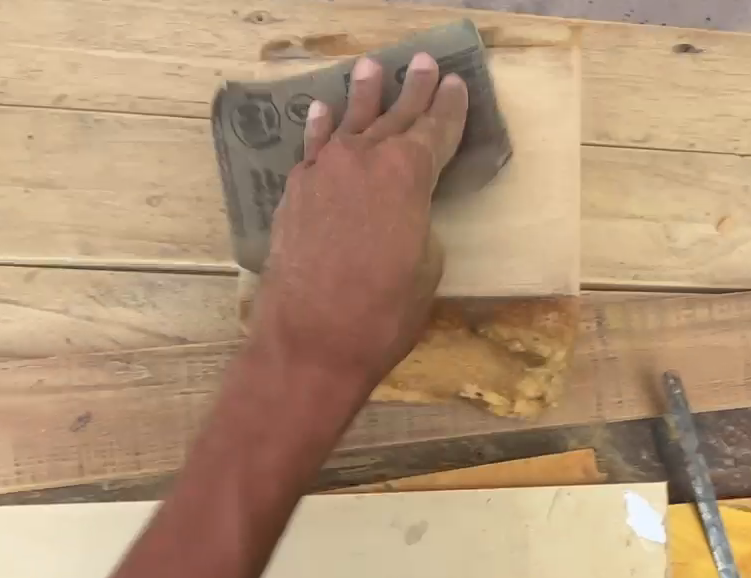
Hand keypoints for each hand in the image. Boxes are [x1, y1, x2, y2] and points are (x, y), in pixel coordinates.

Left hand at [245, 52, 469, 401]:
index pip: (436, 130)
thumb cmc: (382, 316)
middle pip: (394, 117)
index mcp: (408, 174)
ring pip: (348, 122)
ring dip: (364, 96)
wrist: (311, 341)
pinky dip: (320, 128)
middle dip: (412, 91)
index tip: (456, 84)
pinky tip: (322, 113)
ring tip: (371, 70)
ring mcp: (323, 172)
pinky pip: (312, 147)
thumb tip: (407, 217)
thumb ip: (421, 228)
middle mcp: (363, 159)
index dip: (450, 108)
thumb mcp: (426, 273)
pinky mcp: (294, 193)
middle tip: (422, 63)